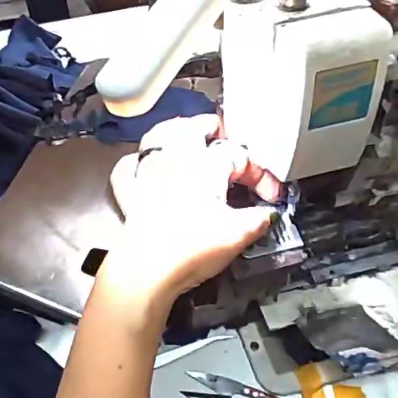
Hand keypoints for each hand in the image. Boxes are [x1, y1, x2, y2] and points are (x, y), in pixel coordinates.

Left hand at [98, 115, 283, 313]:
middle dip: (213, 129)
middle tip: (226, 142)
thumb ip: (259, 219)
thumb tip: (267, 215)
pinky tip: (143, 165)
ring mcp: (148, 174)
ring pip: (158, 136)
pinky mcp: (128, 193)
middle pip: (194, 127)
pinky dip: (138, 162)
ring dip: (174, 132)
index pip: (240, 155)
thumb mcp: (238, 234)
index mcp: (206, 164)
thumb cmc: (190, 248)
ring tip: (185, 135)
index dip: (259, 173)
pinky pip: (129, 166)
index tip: (268, 194)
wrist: (147, 270)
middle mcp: (174, 159)